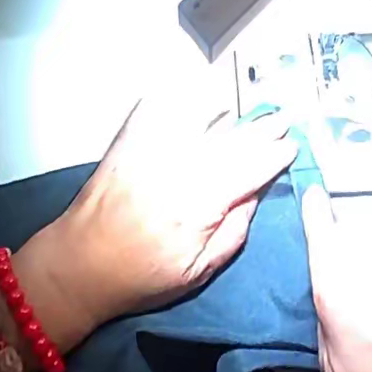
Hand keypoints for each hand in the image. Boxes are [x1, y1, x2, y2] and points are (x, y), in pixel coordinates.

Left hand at [17, 92, 296, 348]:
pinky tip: (199, 95)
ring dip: (228, 112)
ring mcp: (151, 149)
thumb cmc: (141, 276)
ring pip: (200, 117)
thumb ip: (235, 229)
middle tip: (280, 120)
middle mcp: (178, 169)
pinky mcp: (130, 140)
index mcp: (199, 206)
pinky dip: (183, 97)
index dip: (275, 155)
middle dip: (260, 129)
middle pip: (231, 139)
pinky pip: (162, 106)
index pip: (250, 169)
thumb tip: (256, 192)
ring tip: (245, 113)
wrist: (80, 263)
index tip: (291, 146)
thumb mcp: (199, 270)